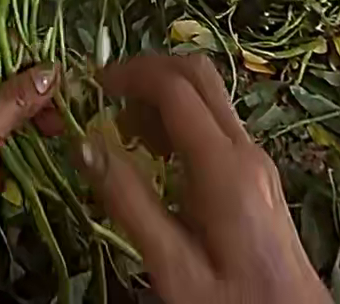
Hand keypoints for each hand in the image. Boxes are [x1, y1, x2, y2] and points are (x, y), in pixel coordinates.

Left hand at [0, 52, 56, 303]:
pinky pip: (14, 130)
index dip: (7, 46)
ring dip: (36, 105)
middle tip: (61, 86)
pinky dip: (35, 128)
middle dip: (28, 78)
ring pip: (8, 102)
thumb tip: (50, 69)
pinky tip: (56, 128)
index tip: (44, 50)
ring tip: (61, 114)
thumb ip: (12, 100)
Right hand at [79, 54, 329, 303]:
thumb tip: (83, 143)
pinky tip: (156, 155)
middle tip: (111, 94)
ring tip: (126, 132)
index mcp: (225, 166)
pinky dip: (178, 118)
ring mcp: (254, 157)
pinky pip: (212, 121)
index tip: (95, 86)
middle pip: (197, 74)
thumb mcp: (173, 267)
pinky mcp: (256, 172)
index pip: (175, 87)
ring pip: (206, 93)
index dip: (131, 74)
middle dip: (148, 71)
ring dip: (162, 94)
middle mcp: (245, 148)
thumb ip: (129, 202)